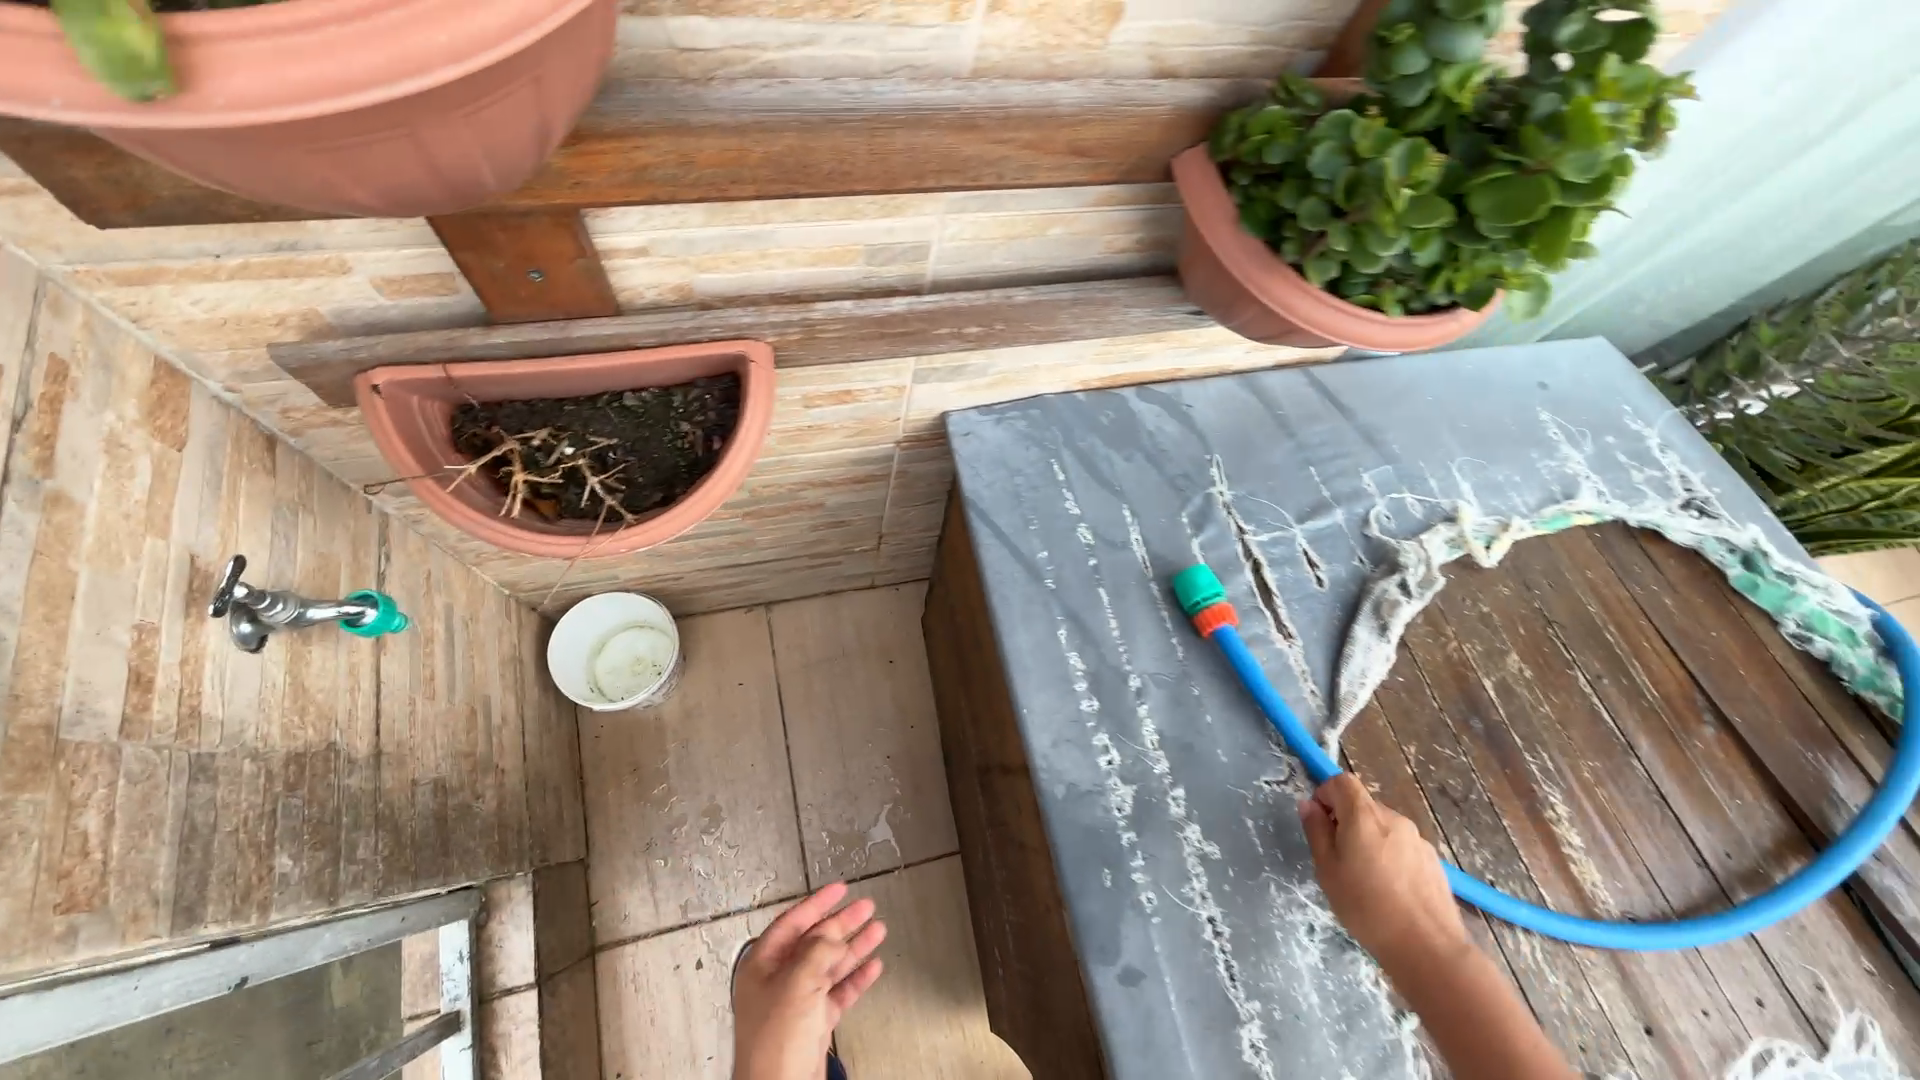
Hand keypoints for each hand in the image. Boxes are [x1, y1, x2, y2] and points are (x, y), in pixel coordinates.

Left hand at [732, 882, 885, 1079]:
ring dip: (854, 946)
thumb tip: (832, 935)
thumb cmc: (776, 1038)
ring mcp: (799, 1000)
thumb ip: (816, 951)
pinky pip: (839, 991)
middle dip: (842, 923)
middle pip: (815, 941)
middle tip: (866, 906)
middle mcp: (780, 978)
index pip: (792, 922)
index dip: (817, 903)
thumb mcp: (796, 982)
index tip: (839, 889)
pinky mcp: (815, 1021)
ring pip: (831, 965)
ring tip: (877, 929)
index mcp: (763, 964)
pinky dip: (856, 978)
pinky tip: (873, 966)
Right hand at [1299, 773, 1470, 973]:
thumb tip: (1309, 805)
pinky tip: (1389, 890)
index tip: (1319, 822)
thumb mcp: (1327, 869)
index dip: (1325, 794)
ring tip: (1365, 878)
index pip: (1342, 782)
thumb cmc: (1365, 906)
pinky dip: (1389, 856)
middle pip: (1363, 805)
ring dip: (1368, 840)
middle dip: (1346, 821)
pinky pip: (1402, 846)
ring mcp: (1418, 840)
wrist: (1427, 947)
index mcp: (1364, 816)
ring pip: (1383, 827)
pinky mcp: (1433, 861)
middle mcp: (1394, 819)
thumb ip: (1316, 831)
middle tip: (1337, 857)